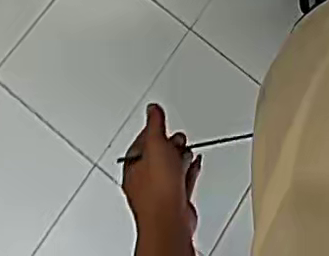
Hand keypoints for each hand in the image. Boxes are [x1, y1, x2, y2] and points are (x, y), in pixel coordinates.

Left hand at [121, 105, 201, 254]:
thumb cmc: (158, 190)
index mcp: (134, 168)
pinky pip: (184, 178)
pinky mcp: (176, 199)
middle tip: (176, 142)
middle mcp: (144, 180)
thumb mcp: (156, 145)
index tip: (161, 122)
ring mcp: (160, 191)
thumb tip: (152, 108)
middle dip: (170, 144)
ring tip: (185, 154)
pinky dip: (190, 169)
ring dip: (181, 157)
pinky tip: (194, 163)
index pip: (141, 142)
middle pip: (158, 153)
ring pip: (172, 166)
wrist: (172, 219)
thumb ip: (155, 124)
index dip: (153, 131)